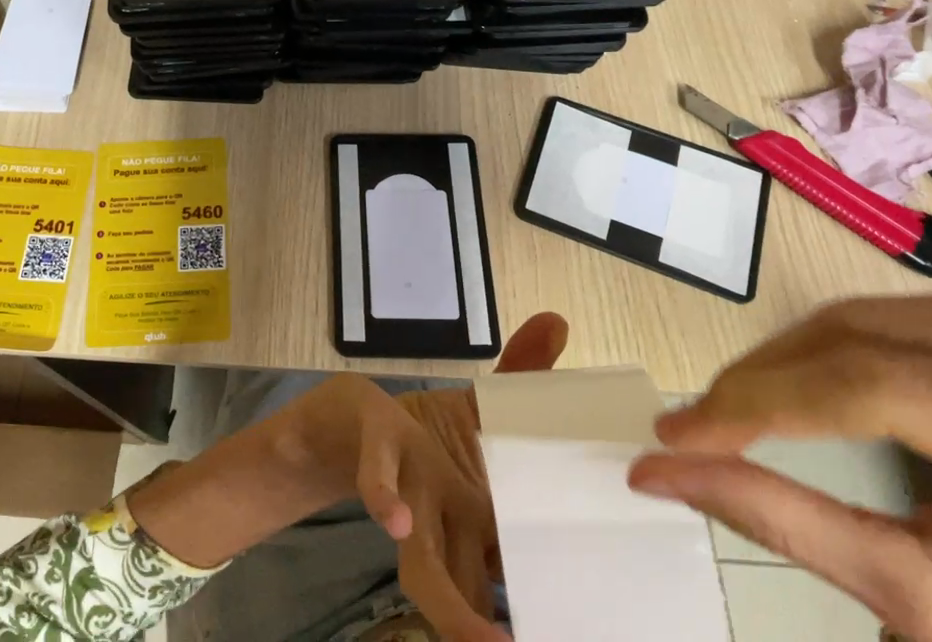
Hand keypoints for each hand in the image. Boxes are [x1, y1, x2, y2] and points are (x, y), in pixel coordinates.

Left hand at [356, 313, 570, 641]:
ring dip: (454, 608)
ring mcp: (413, 497)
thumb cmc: (430, 428)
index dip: (550, 604)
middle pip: (477, 589)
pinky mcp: (379, 456)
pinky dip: (382, 493)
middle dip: (491, 628)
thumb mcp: (485, 405)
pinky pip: (379, 477)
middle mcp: (451, 522)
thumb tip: (557, 322)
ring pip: (430, 565)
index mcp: (486, 516)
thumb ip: (524, 371)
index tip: (578, 623)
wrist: (353, 419)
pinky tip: (393, 518)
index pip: (524, 570)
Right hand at [628, 287, 931, 641]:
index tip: (677, 434)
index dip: (759, 402)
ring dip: (807, 357)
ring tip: (760, 407)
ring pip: (900, 310)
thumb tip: (661, 471)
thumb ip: (802, 528)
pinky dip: (871, 343)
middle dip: (769, 376)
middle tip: (704, 424)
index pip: (883, 388)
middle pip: (881, 334)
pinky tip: (847, 385)